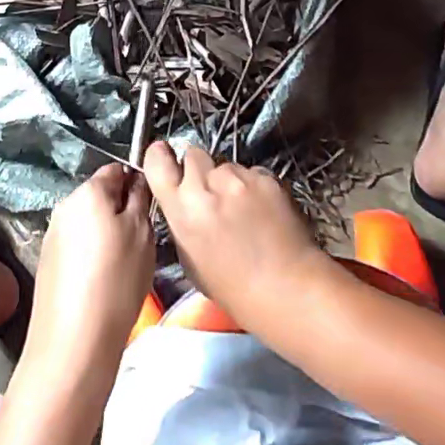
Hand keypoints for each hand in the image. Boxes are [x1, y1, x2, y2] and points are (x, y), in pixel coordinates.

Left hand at [25, 164, 154, 373]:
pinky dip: (92, 257)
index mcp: (86, 191)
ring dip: (107, 235)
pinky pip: (77, 248)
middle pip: (100, 197)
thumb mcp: (142, 233)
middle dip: (121, 212)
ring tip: (124, 267)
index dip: (136, 184)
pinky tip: (103, 283)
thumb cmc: (116, 279)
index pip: (115, 170)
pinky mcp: (48, 263)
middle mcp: (64, 206)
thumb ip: (139, 198)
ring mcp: (53, 235)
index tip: (150, 209)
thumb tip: (135, 180)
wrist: (74, 340)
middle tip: (141, 241)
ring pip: (89, 224)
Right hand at [143, 142, 326, 323]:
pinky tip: (262, 213)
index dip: (161, 157)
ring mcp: (237, 179)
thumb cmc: (234, 287)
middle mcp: (205, 185)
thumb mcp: (188, 258)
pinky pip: (252, 173)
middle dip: (199, 170)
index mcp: (180, 207)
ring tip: (243, 211)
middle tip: (211, 194)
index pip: (157, 160)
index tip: (166, 158)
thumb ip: (180, 219)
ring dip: (228, 181)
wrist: (287, 289)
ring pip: (225, 165)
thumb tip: (182, 201)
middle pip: (193, 154)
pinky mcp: (265, 178)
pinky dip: (254, 187)